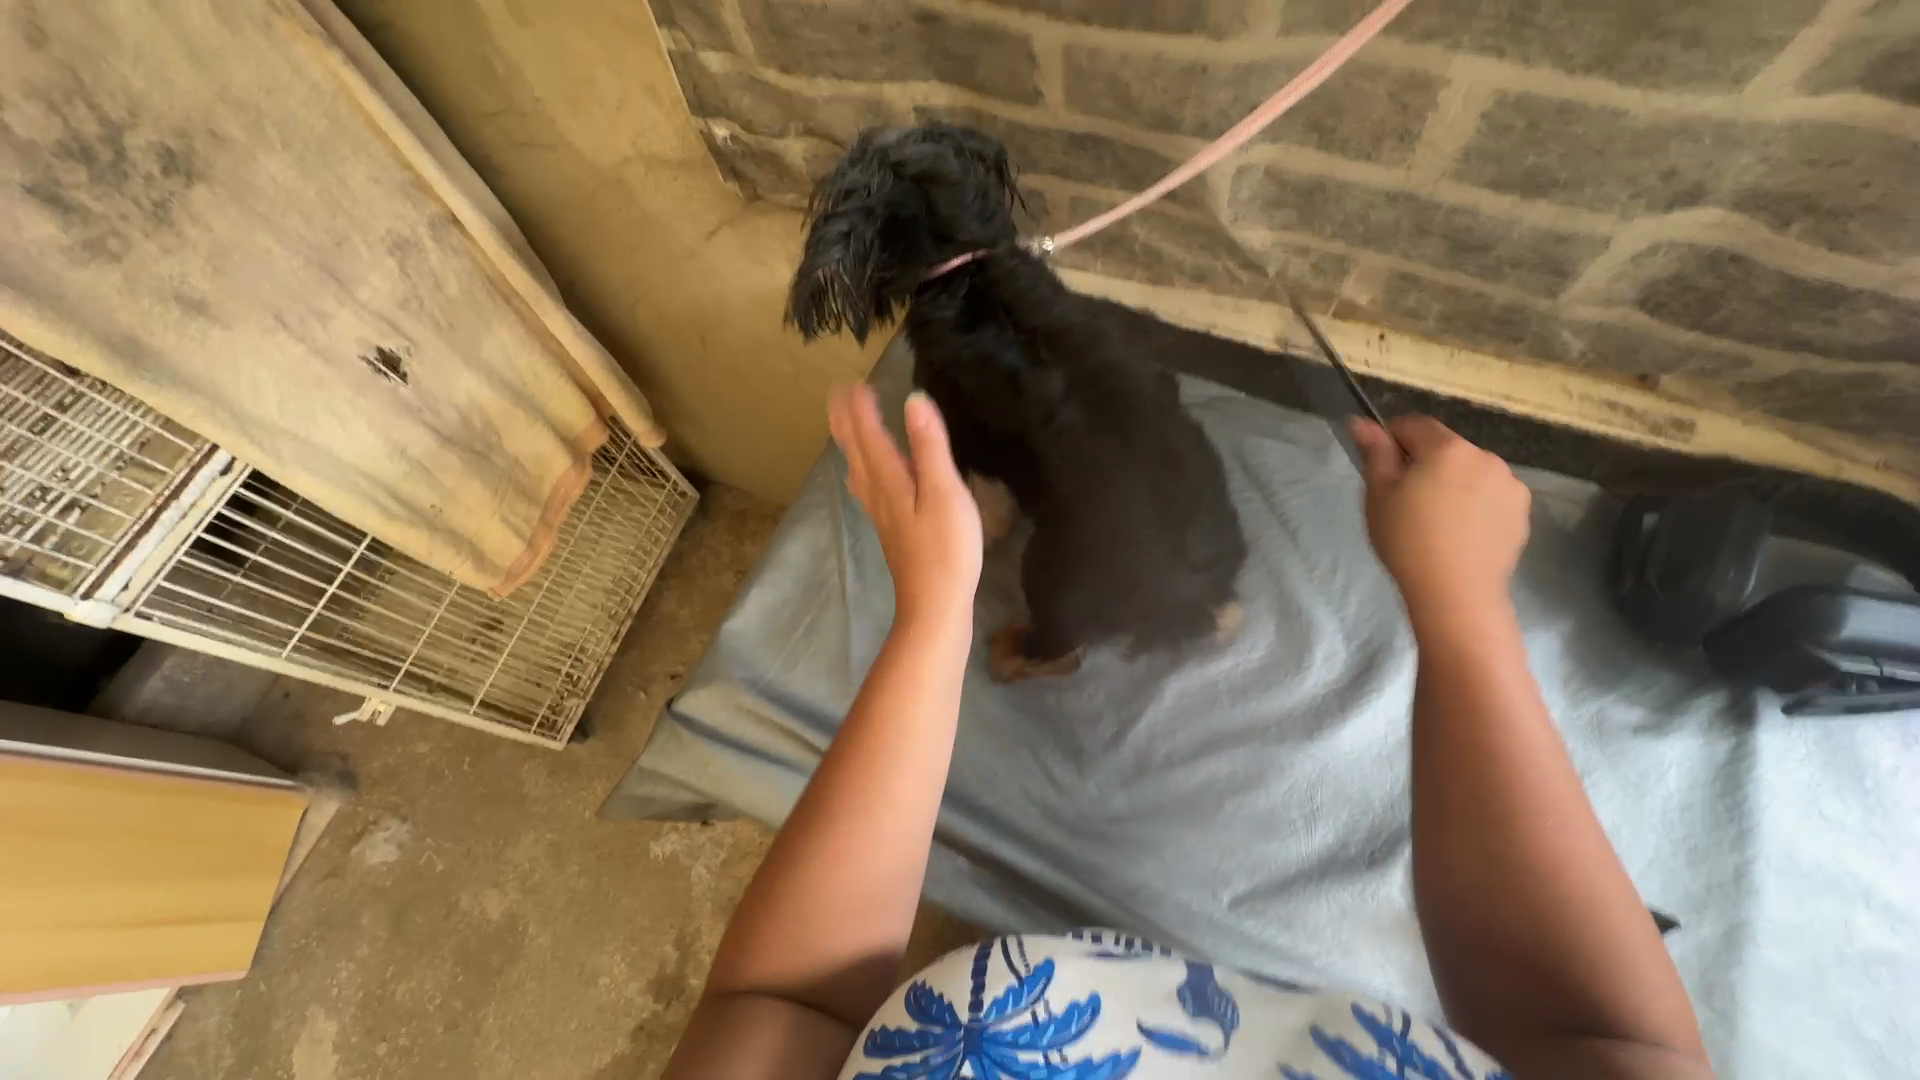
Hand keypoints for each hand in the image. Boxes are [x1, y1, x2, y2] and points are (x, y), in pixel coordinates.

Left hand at [828, 385, 981, 629]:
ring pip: (857, 468)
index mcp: (889, 478)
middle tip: (837, 392)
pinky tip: (859, 476)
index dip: (860, 406)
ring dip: (848, 441)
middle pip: (854, 449)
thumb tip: (913, 399)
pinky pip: (865, 487)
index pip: (868, 433)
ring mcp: (880, 513)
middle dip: (845, 420)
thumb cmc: (945, 548)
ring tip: (842, 422)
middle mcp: (877, 492)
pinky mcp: (889, 528)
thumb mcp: (945, 492)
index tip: (853, 380)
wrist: (935, 603)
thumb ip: (929, 446)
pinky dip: (859, 468)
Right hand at [1351, 416, 1530, 611]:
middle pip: (1445, 448)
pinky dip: (1474, 503)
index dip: (1392, 438)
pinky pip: (1490, 494)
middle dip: (1425, 464)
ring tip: (1435, 519)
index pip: (1414, 425)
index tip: (1380, 466)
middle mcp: (1484, 456)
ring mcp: (1509, 483)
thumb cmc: (1407, 540)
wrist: (1456, 592)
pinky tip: (1459, 532)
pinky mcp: (1521, 510)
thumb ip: (1375, 453)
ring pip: (1470, 471)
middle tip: (1404, 499)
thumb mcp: (1378, 495)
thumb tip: (1362, 421)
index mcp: (1446, 449)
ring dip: (1452, 482)